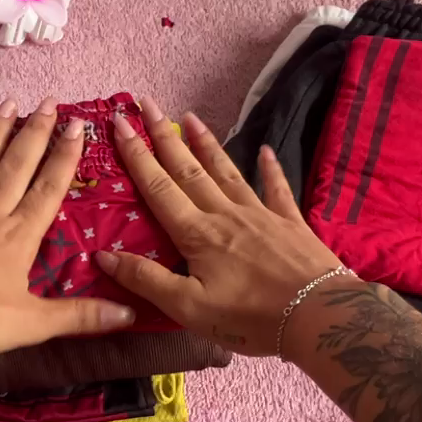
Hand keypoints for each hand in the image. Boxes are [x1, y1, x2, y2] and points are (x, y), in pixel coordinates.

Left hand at [0, 98, 135, 355]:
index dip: (65, 157)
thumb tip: (130, 315)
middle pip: (16, 167)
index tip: (77, 125)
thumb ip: (81, 316)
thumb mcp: (34, 323)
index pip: (48, 190)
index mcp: (18, 236)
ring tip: (6, 104)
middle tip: (47, 101)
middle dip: (35, 133)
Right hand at [96, 99, 354, 356]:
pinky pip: (276, 189)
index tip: (120, 123)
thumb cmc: (248, 317)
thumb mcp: (187, 307)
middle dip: (165, 136)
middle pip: (189, 170)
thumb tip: (103, 254)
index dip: (136, 154)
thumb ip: (146, 279)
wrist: (318, 317)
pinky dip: (270, 168)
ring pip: (227, 171)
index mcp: (196, 234)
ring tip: (191, 117)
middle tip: (148, 103)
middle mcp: (225, 214)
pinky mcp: (290, 224)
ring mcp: (261, 214)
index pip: (158, 187)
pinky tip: (265, 150)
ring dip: (206, 145)